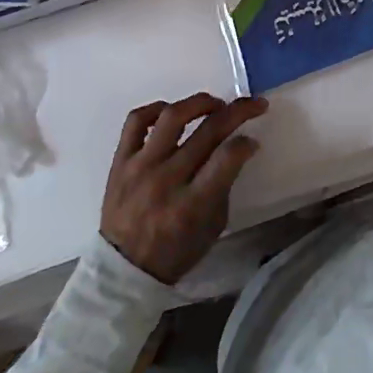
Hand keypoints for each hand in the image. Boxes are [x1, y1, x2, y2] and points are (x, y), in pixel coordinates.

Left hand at [101, 94, 268, 283]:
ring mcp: (140, 167)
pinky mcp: (120, 160)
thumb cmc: (175, 252)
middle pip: (208, 132)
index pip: (227, 158)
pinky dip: (155, 109)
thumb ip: (223, 187)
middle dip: (238, 112)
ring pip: (173, 117)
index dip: (246, 143)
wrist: (123, 269)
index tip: (252, 141)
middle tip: (252, 105)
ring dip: (200, 103)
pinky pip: (136, 121)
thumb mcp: (212, 228)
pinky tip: (171, 112)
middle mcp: (167, 180)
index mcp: (192, 205)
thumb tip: (235, 150)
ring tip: (215, 104)